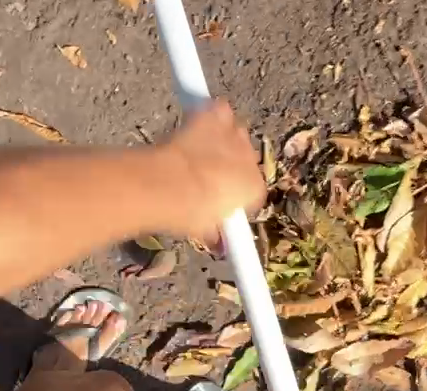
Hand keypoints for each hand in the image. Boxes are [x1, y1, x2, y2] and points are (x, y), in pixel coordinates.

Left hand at [158, 102, 265, 238]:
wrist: (171, 184)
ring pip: (235, 135)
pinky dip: (211, 118)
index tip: (221, 203)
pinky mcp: (217, 113)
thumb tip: (218, 242)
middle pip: (246, 161)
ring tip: (199, 155)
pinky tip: (195, 129)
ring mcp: (235, 135)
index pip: (254, 194)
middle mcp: (252, 160)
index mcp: (255, 191)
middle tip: (206, 180)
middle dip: (231, 168)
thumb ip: (217, 232)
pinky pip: (220, 112)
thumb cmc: (191, 213)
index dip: (237, 198)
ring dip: (222, 142)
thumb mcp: (205, 230)